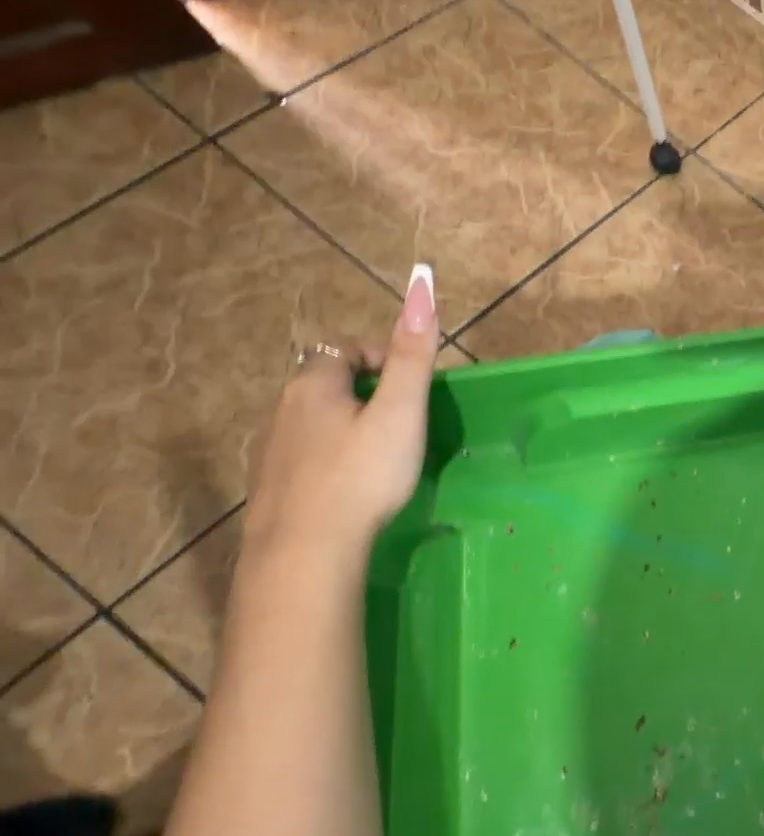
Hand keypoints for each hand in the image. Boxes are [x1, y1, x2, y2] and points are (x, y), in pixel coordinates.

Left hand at [241, 265, 439, 576]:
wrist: (306, 550)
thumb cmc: (363, 474)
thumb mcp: (402, 412)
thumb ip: (412, 353)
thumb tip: (422, 285)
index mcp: (313, 385)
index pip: (343, 349)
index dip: (380, 358)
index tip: (410, 387)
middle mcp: (282, 408)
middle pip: (325, 383)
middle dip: (365, 391)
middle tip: (403, 421)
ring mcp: (269, 449)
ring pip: (312, 420)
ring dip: (346, 424)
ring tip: (382, 453)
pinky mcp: (268, 486)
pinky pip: (302, 455)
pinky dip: (328, 457)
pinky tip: (351, 483)